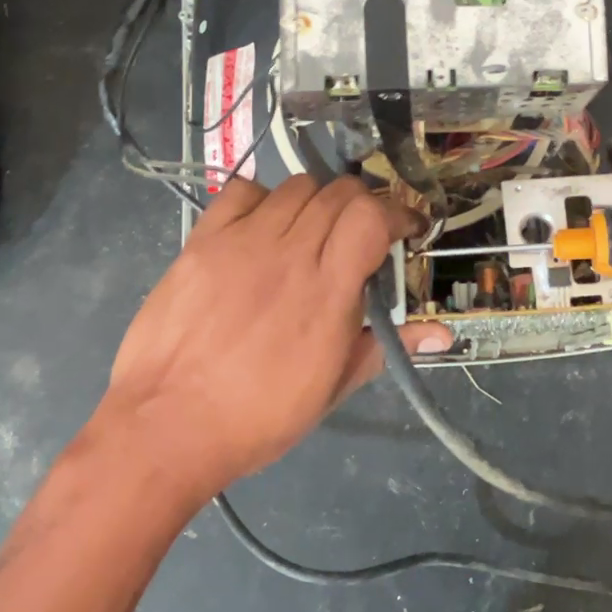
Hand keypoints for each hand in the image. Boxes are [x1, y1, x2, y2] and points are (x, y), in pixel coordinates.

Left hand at [96, 175, 450, 493]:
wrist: (169, 424)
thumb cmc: (260, 418)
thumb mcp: (332, 387)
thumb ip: (387, 347)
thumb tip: (442, 334)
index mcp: (328, 290)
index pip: (372, 217)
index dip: (397, 213)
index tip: (406, 229)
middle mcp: (289, 253)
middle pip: (338, 193)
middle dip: (361, 206)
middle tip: (359, 236)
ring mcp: (241, 242)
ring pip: (294, 187)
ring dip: (316, 202)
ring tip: (310, 233)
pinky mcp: (201, 242)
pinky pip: (239, 193)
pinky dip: (262, 199)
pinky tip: (261, 228)